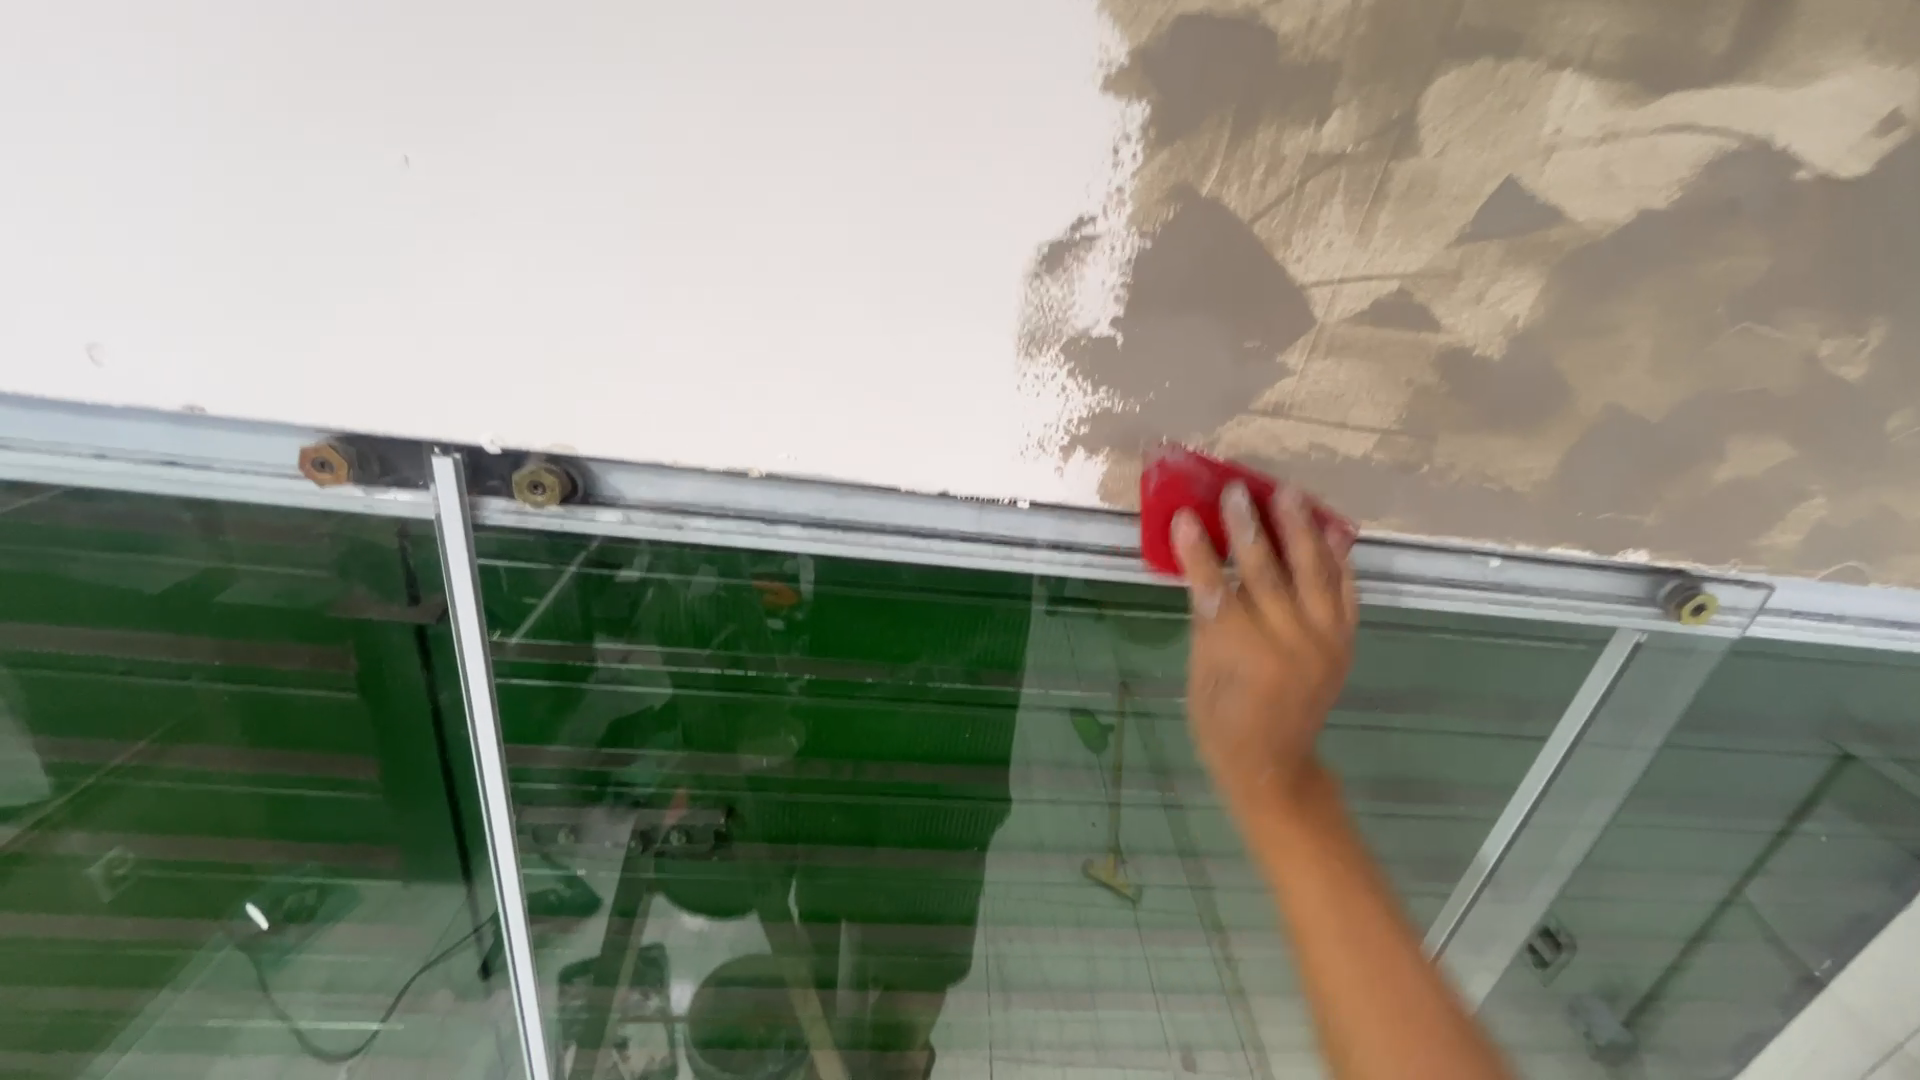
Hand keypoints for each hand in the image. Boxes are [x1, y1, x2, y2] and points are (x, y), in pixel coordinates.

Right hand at [1174, 482, 1357, 810]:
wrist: (1271, 761)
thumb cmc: (1220, 719)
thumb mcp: (1200, 670)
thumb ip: (1208, 617)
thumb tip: (1204, 565)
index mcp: (1242, 652)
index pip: (1215, 588)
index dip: (1198, 551)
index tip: (1185, 515)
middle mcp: (1289, 641)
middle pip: (1267, 572)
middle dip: (1248, 527)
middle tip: (1236, 490)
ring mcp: (1324, 640)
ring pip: (1313, 572)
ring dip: (1300, 529)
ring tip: (1289, 493)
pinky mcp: (1345, 642)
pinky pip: (1346, 592)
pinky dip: (1338, 560)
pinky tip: (1330, 529)